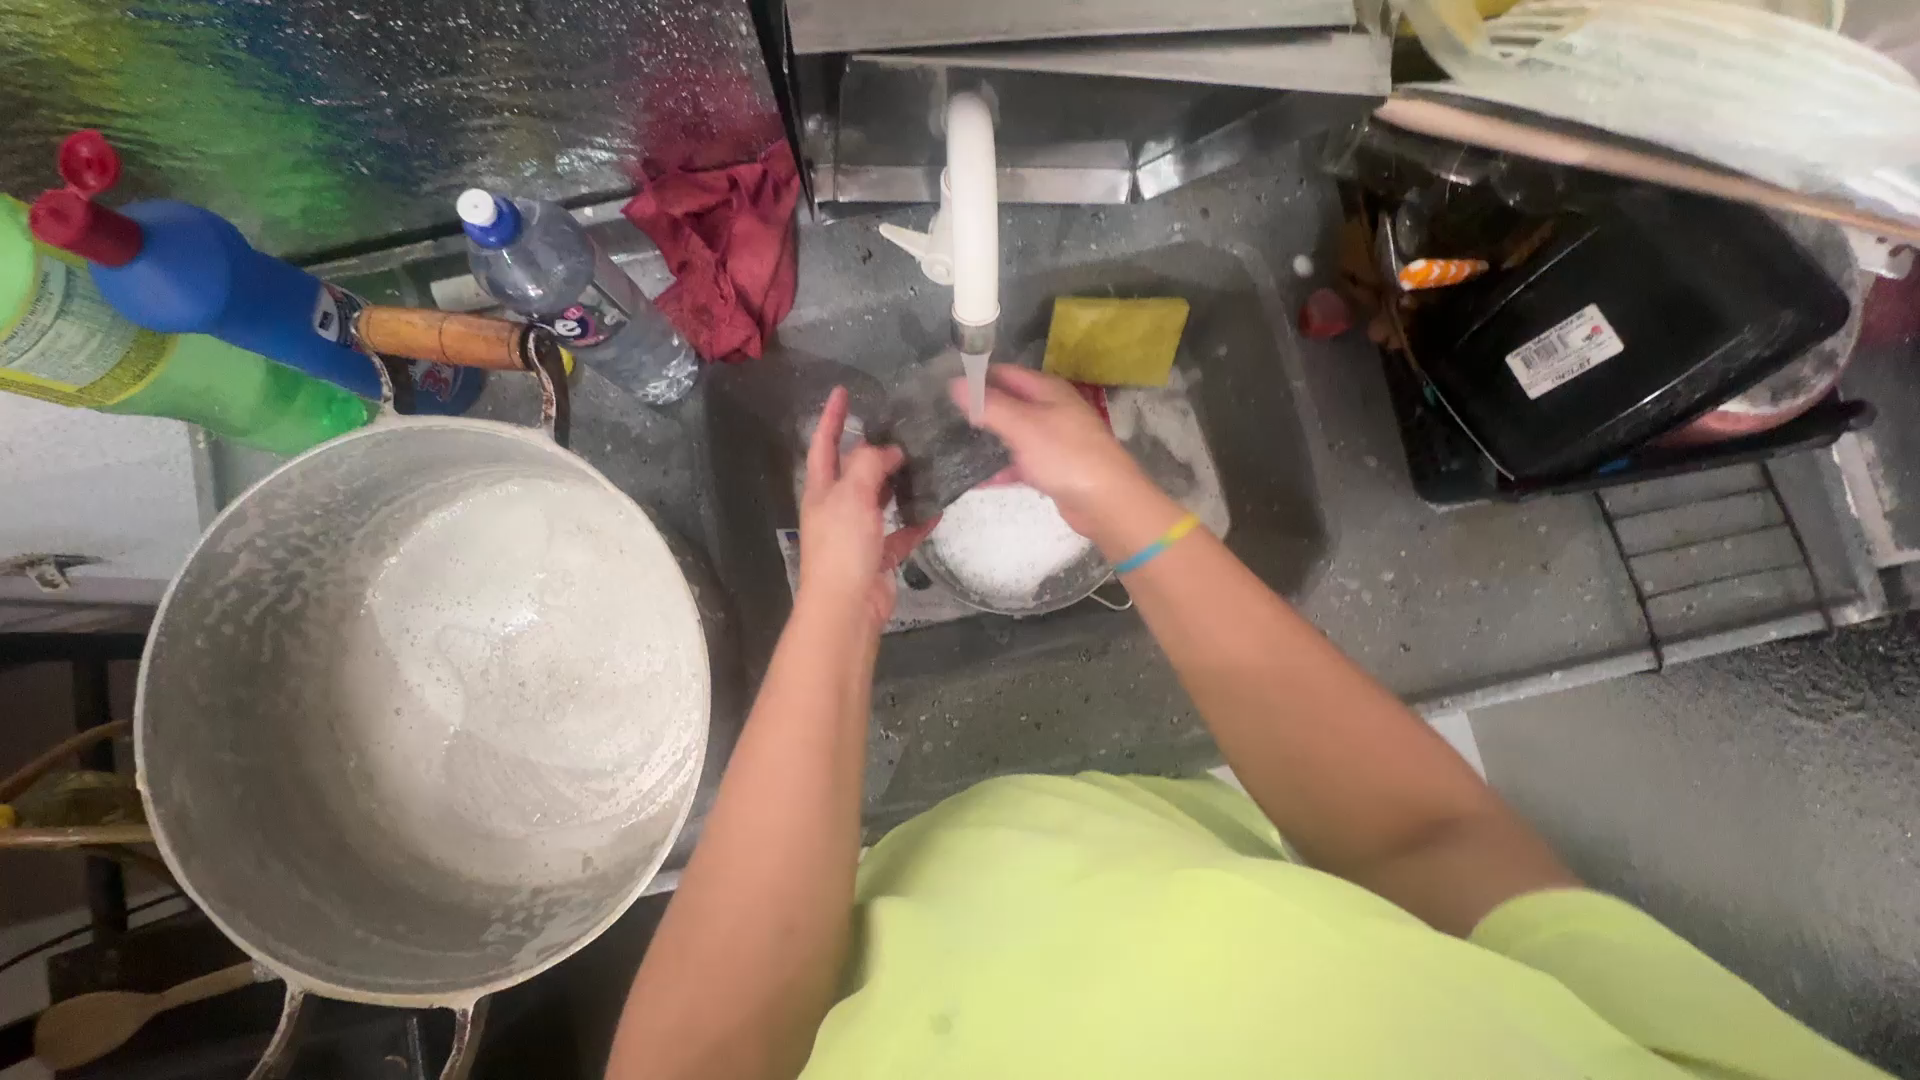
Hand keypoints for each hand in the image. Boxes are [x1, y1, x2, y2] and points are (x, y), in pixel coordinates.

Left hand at [799, 387, 937, 631]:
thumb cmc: (842, 547)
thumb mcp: (852, 495)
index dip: (831, 417)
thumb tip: (889, 450)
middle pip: (855, 471)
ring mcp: (858, 534)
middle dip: (873, 451)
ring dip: (898, 485)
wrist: (847, 606)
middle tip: (900, 429)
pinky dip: (917, 523)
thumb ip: (870, 464)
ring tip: (923, 463)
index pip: (823, 443)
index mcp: (821, 490)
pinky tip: (937, 510)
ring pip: (880, 501)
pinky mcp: (879, 556)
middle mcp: (837, 508)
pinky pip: (901, 533)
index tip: (842, 391)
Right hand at [952, 365, 1164, 543]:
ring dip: (989, 440)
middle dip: (980, 410)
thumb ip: (989, 406)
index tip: (945, 387)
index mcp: (1048, 391)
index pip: (1006, 373)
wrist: (1106, 501)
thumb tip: (955, 384)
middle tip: (943, 418)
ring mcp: (1053, 441)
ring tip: (953, 446)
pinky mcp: (1053, 469)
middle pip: (1009, 403)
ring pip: (1014, 435)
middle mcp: (1051, 410)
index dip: (977, 377)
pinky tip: (976, 479)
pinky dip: (1001, 469)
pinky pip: (1020, 464)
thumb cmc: (1065, 455)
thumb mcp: (1023, 425)